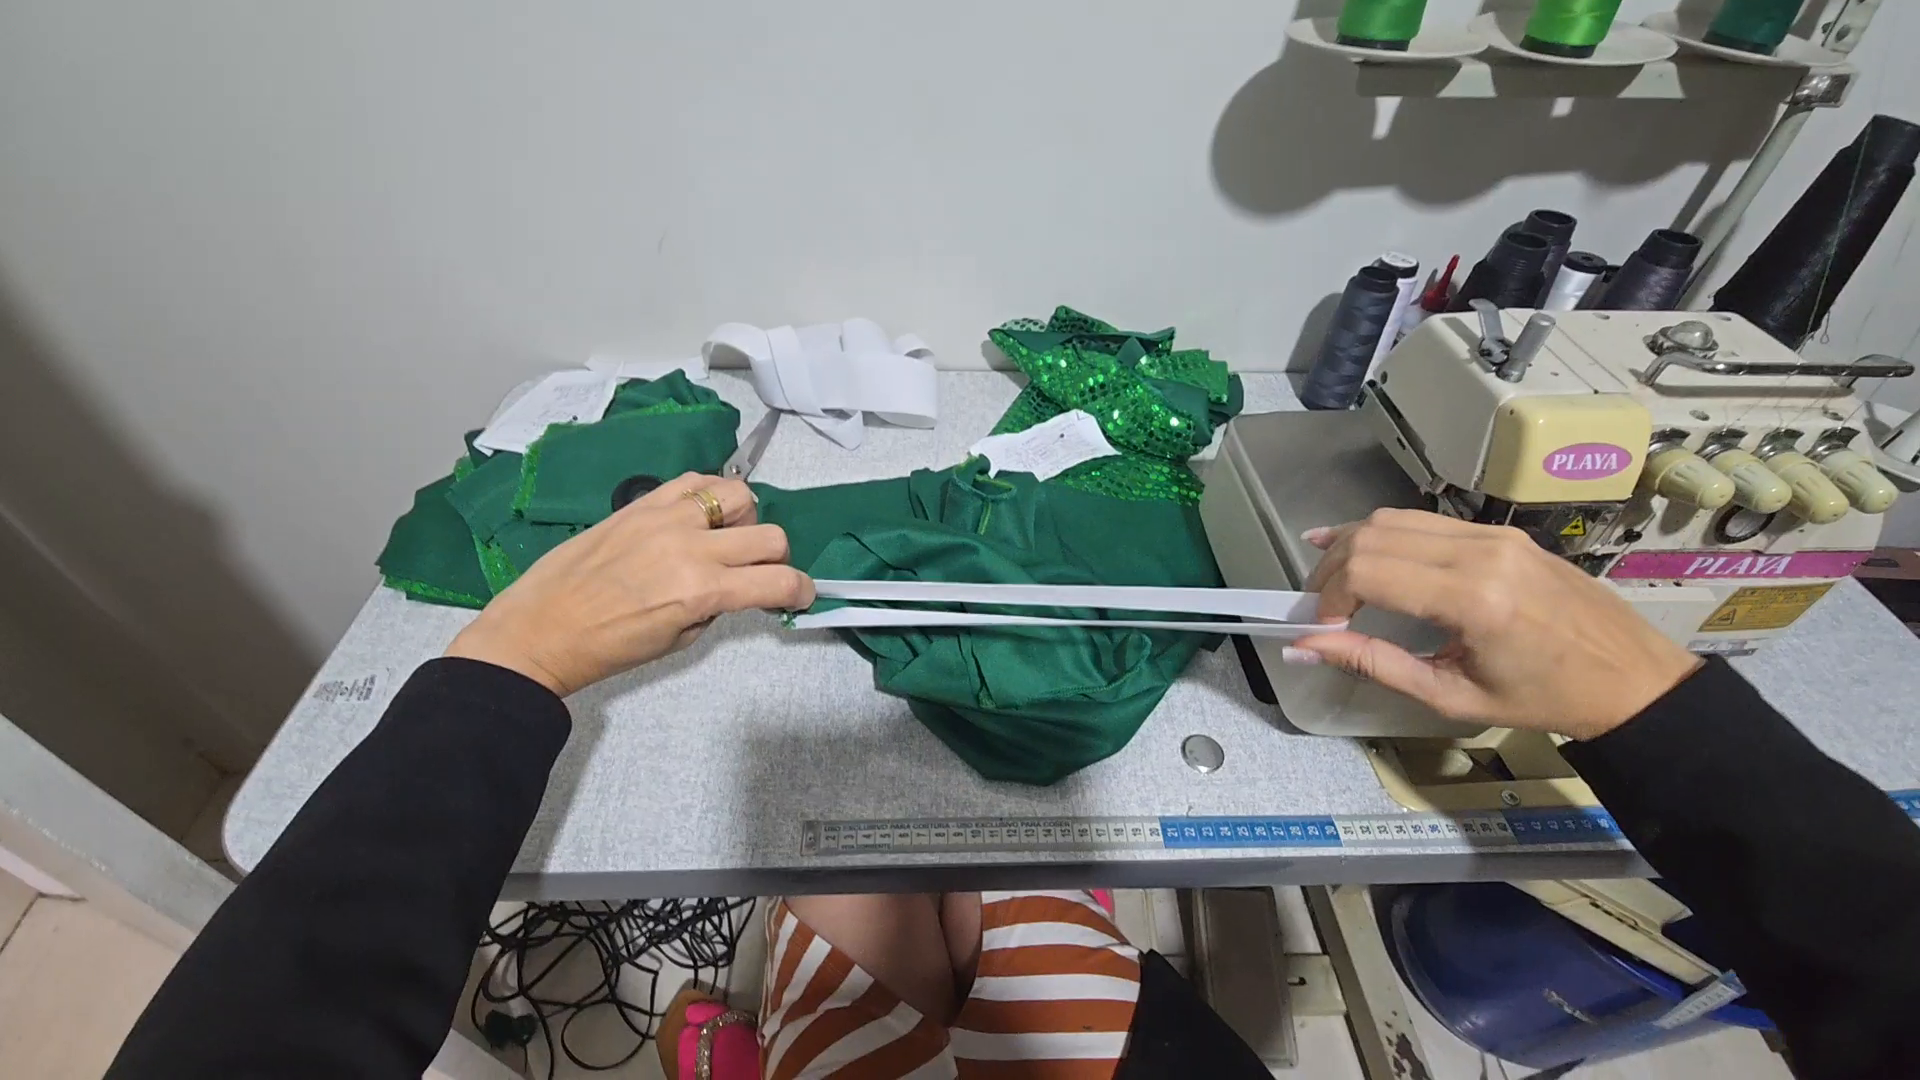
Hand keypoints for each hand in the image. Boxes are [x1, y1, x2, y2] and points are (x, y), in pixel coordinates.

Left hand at [444, 473, 813, 696]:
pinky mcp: (643, 502)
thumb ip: (717, 607)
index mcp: (701, 591)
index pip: (778, 581)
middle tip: (758, 573)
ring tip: (724, 538)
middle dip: (777, 559)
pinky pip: (696, 481)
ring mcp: (666, 518)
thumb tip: (738, 586)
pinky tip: (699, 516)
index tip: (801, 595)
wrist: (541, 628)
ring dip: (746, 520)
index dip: (801, 590)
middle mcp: (692, 547)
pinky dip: (710, 496)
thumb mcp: (680, 639)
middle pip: (770, 537)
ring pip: (740, 496)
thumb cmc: (610, 647)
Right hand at [1291, 509, 1700, 739]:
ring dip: (1349, 546)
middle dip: (1330, 570)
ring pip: (1390, 519)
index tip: (1323, 628)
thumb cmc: (1543, 699)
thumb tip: (1305, 646)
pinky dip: (1379, 533)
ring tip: (1330, 580)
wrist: (1635, 678)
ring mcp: (1492, 534)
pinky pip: (1420, 520)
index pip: (1368, 572)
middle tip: (1319, 606)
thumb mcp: (1450, 695)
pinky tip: (1354, 546)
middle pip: (1371, 537)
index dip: (1329, 597)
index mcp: (1474, 599)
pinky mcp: (1499, 530)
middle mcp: (1481, 552)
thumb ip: (1373, 663)